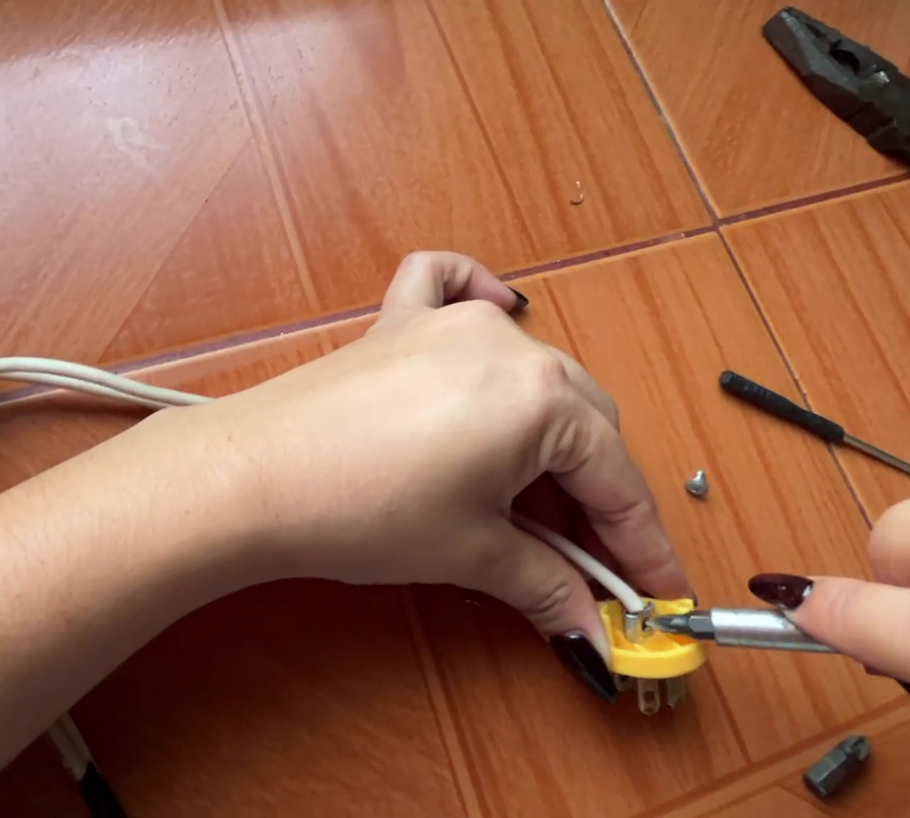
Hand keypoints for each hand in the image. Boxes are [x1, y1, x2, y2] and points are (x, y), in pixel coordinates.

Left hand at [173, 251, 688, 645]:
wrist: (255, 475)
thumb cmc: (360, 506)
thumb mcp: (471, 552)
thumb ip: (546, 585)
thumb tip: (587, 626)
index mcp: (540, 396)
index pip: (617, 478)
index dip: (640, 544)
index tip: (654, 590)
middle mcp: (505, 343)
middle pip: (584, 421)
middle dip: (596, 492)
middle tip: (590, 558)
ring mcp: (448, 323)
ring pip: (534, 370)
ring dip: (551, 429)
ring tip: (539, 493)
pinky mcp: (399, 323)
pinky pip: (451, 283)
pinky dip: (480, 292)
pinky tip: (497, 306)